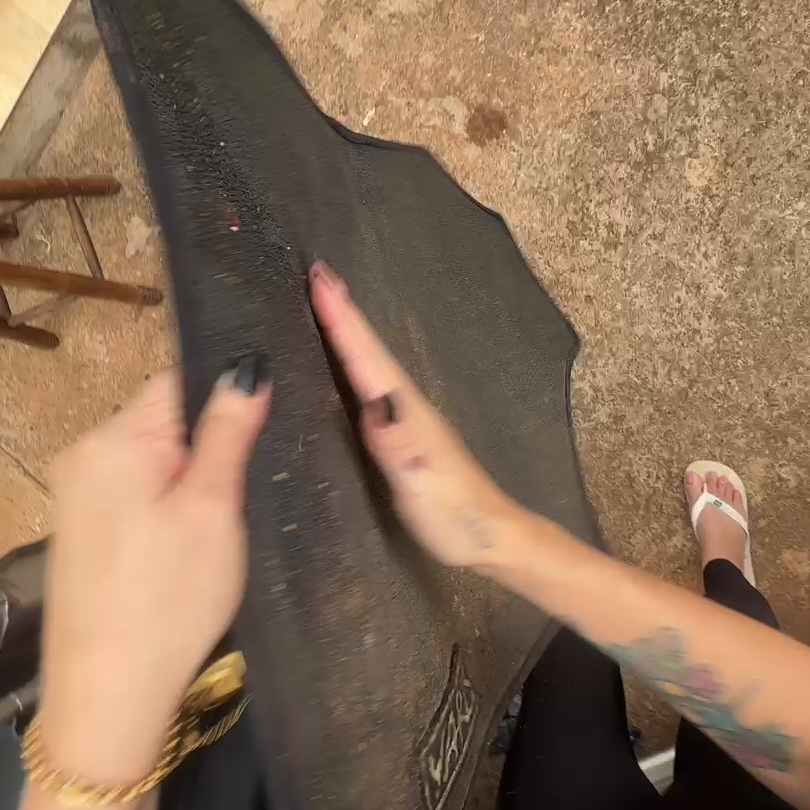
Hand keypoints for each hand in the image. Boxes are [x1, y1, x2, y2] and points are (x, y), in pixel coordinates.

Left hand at [39, 363, 270, 778]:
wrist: (109, 699)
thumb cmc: (170, 596)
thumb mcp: (213, 507)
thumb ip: (228, 430)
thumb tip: (247, 365)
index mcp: (113, 439)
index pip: (178, 380)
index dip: (225, 394)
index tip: (265, 422)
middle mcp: (84, 454)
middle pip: (165, 418)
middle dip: (210, 440)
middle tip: (245, 487)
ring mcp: (77, 495)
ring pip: (155, 456)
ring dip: (192, 473)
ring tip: (222, 519)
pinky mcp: (83, 530)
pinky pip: (137, 488)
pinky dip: (169, 500)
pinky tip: (189, 541)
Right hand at [309, 261, 527, 568]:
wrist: (492, 536)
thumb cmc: (455, 515)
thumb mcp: (422, 485)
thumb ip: (398, 446)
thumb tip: (373, 404)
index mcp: (407, 412)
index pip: (368, 359)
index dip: (342, 319)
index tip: (319, 276)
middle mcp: (407, 407)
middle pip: (370, 351)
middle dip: (343, 312)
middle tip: (317, 273)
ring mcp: (409, 420)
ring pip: (372, 365)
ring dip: (350, 333)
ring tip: (327, 304)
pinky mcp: (406, 436)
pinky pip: (373, 387)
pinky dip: (359, 364)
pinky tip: (350, 366)